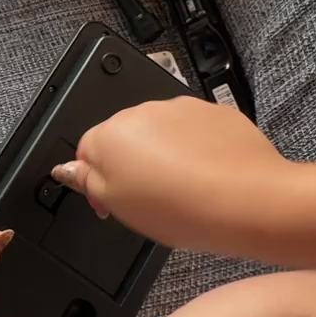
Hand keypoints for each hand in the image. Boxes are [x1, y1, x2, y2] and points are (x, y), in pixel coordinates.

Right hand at [52, 96, 289, 249]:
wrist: (249, 201)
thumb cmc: (182, 206)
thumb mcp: (117, 204)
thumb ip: (86, 182)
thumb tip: (66, 169)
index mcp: (110, 133)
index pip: (86, 150)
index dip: (96, 182)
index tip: (112, 203)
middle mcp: (142, 112)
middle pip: (123, 138)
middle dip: (130, 166)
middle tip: (147, 201)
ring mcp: (181, 109)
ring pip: (158, 133)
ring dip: (162, 156)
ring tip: (179, 191)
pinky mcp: (214, 113)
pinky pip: (193, 131)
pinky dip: (193, 151)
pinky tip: (203, 178)